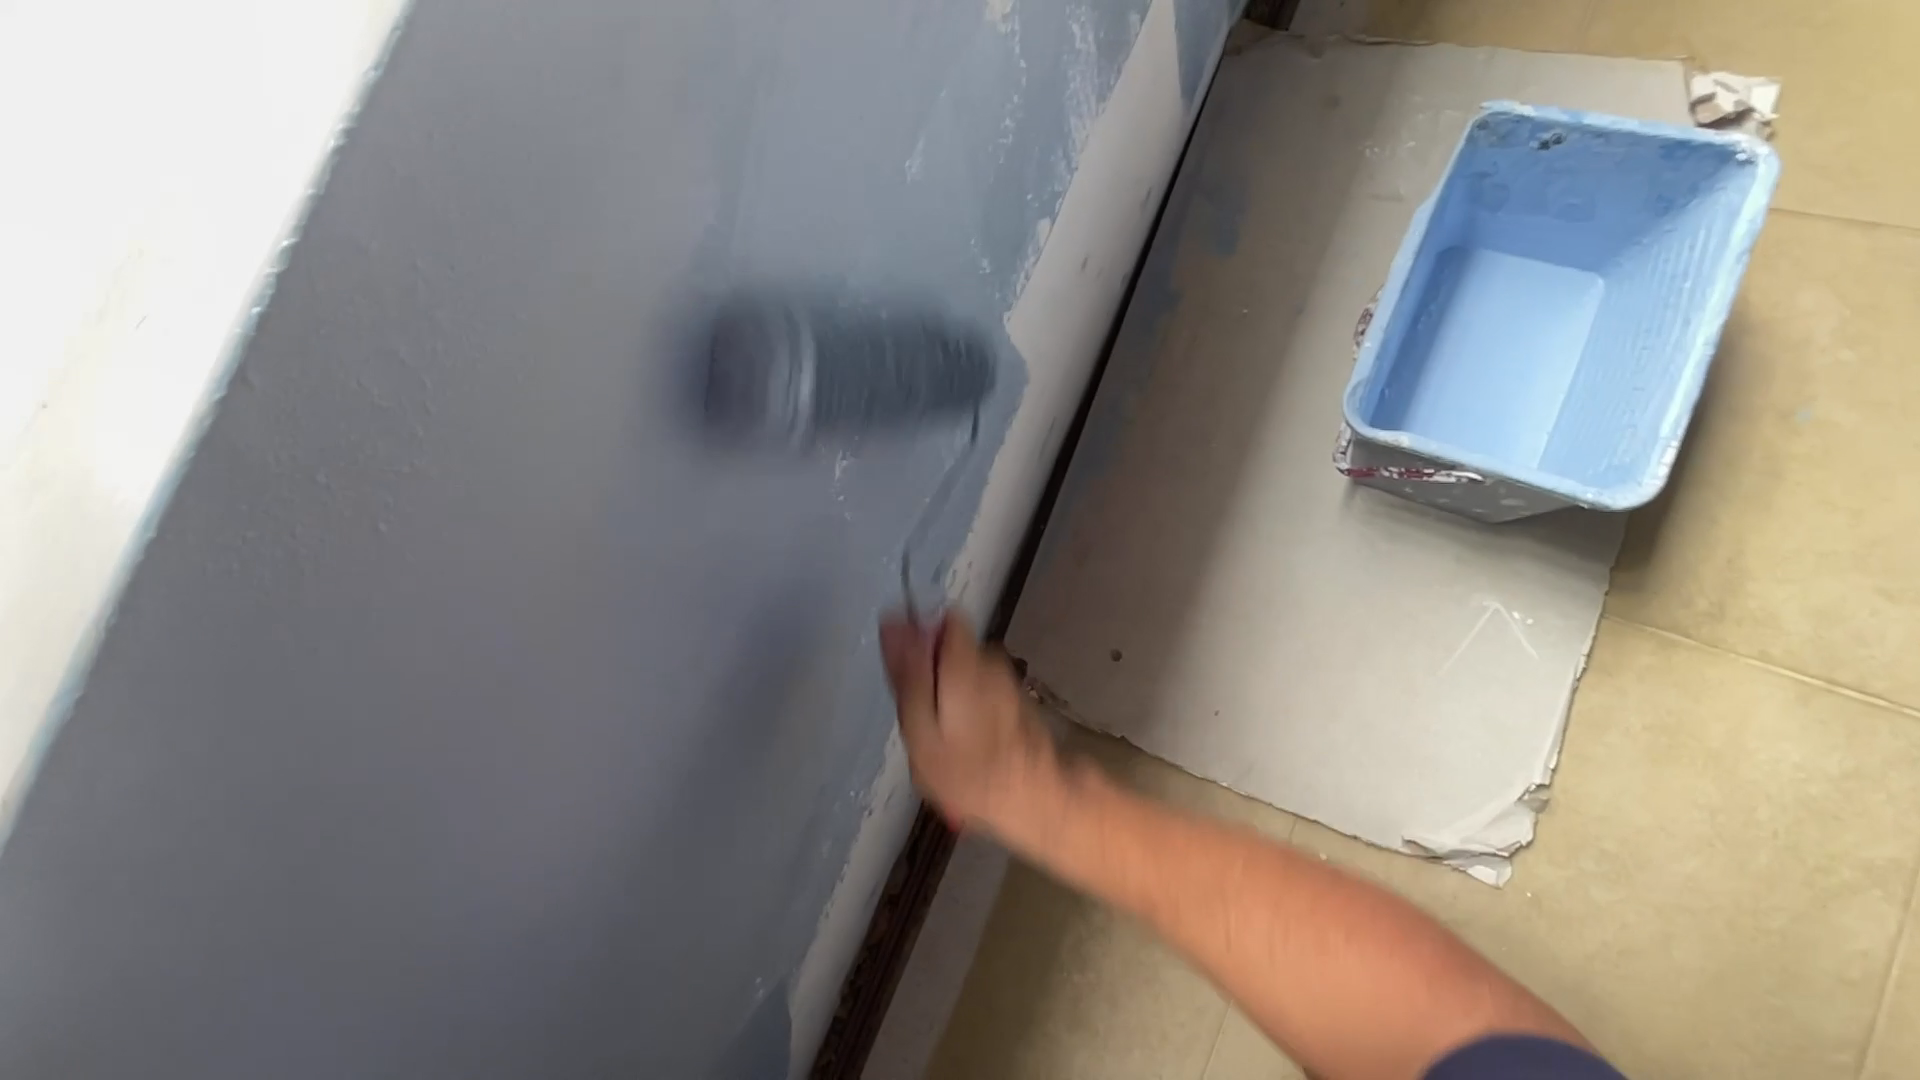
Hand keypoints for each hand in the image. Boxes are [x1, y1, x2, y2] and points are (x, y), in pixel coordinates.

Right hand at [878, 611, 1057, 833]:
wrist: (1037, 799)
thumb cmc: (969, 772)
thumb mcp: (922, 730)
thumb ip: (908, 674)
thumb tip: (892, 624)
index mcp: (962, 660)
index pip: (940, 620)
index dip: (919, 641)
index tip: (910, 676)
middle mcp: (989, 660)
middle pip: (950, 649)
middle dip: (932, 676)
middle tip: (926, 721)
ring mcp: (1006, 679)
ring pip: (964, 672)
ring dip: (950, 696)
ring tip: (946, 738)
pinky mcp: (1015, 698)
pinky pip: (981, 691)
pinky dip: (971, 710)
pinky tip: (969, 743)